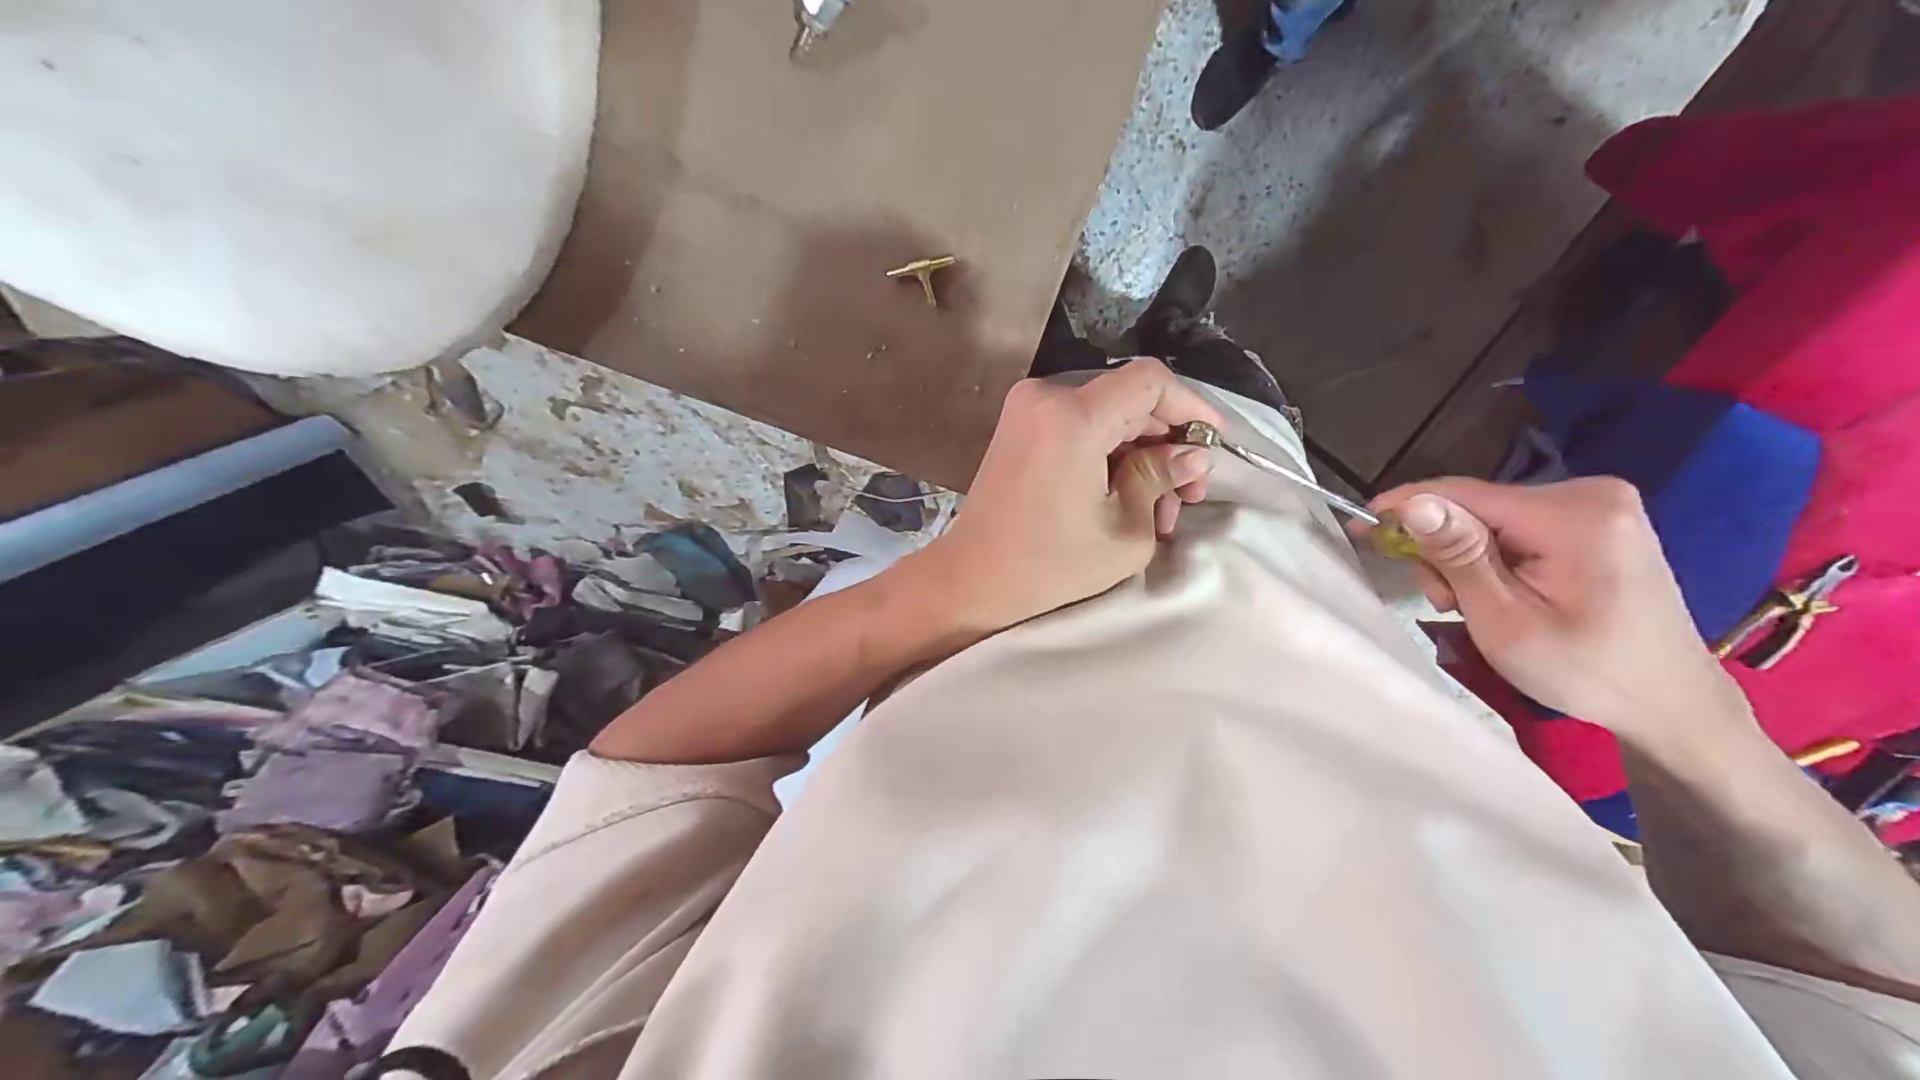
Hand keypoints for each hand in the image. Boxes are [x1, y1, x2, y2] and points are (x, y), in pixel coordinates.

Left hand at [902, 359, 1220, 632]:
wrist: (973, 578)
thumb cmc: (1049, 565)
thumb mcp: (1125, 530)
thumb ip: (1161, 480)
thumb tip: (1192, 454)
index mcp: (1072, 417)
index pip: (1150, 381)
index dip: (1191, 406)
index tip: (1212, 442)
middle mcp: (1046, 398)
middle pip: (1129, 398)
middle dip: (1166, 441)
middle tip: (1186, 491)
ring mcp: (1027, 410)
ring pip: (1107, 414)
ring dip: (1140, 454)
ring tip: (1159, 507)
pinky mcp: (1020, 427)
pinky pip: (1080, 426)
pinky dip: (1108, 453)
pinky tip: (1127, 495)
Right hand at [1369, 477, 1750, 744]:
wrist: (1670, 704)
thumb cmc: (1585, 670)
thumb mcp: (1505, 619)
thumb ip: (1458, 556)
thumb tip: (1413, 504)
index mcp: (1575, 513)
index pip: (1462, 494)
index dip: (1404, 509)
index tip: (1359, 530)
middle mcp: (1591, 494)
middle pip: (1474, 506)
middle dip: (1443, 550)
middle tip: (1445, 603)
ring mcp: (1597, 507)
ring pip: (1489, 519)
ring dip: (1465, 559)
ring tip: (1475, 606)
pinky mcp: (1595, 523)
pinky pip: (1514, 528)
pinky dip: (1491, 558)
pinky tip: (1499, 592)